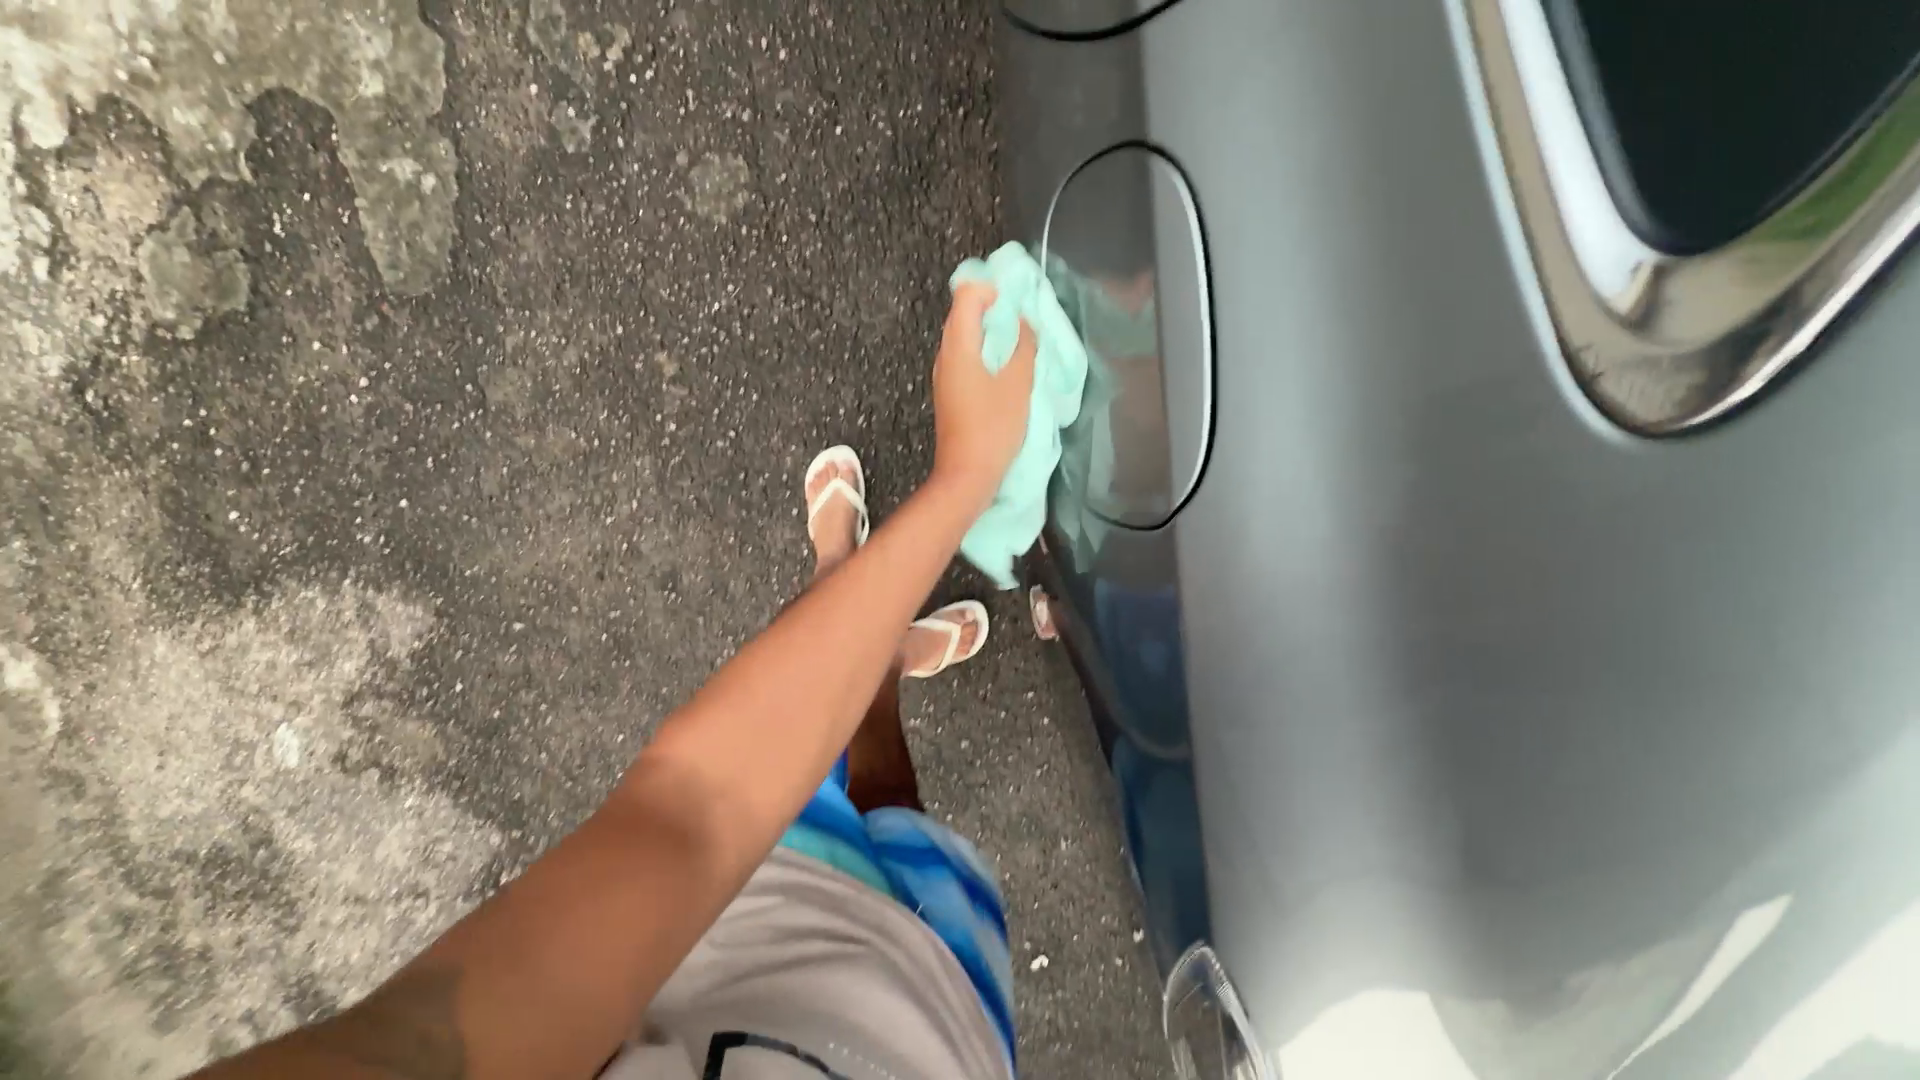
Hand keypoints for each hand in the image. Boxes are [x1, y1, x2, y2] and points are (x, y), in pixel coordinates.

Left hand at [930, 283, 1037, 510]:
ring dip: (988, 332)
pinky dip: (982, 352)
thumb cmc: (993, 429)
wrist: (967, 475)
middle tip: (1021, 316)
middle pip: (961, 315)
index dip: (990, 289)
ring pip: (962, 338)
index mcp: (958, 347)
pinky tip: (1003, 367)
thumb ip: (1024, 347)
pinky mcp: (949, 393)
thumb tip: (1024, 322)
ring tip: (1017, 340)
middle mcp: (944, 357)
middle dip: (990, 308)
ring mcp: (943, 376)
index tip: (1016, 300)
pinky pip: (963, 359)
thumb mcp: (1018, 385)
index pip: (966, 296)